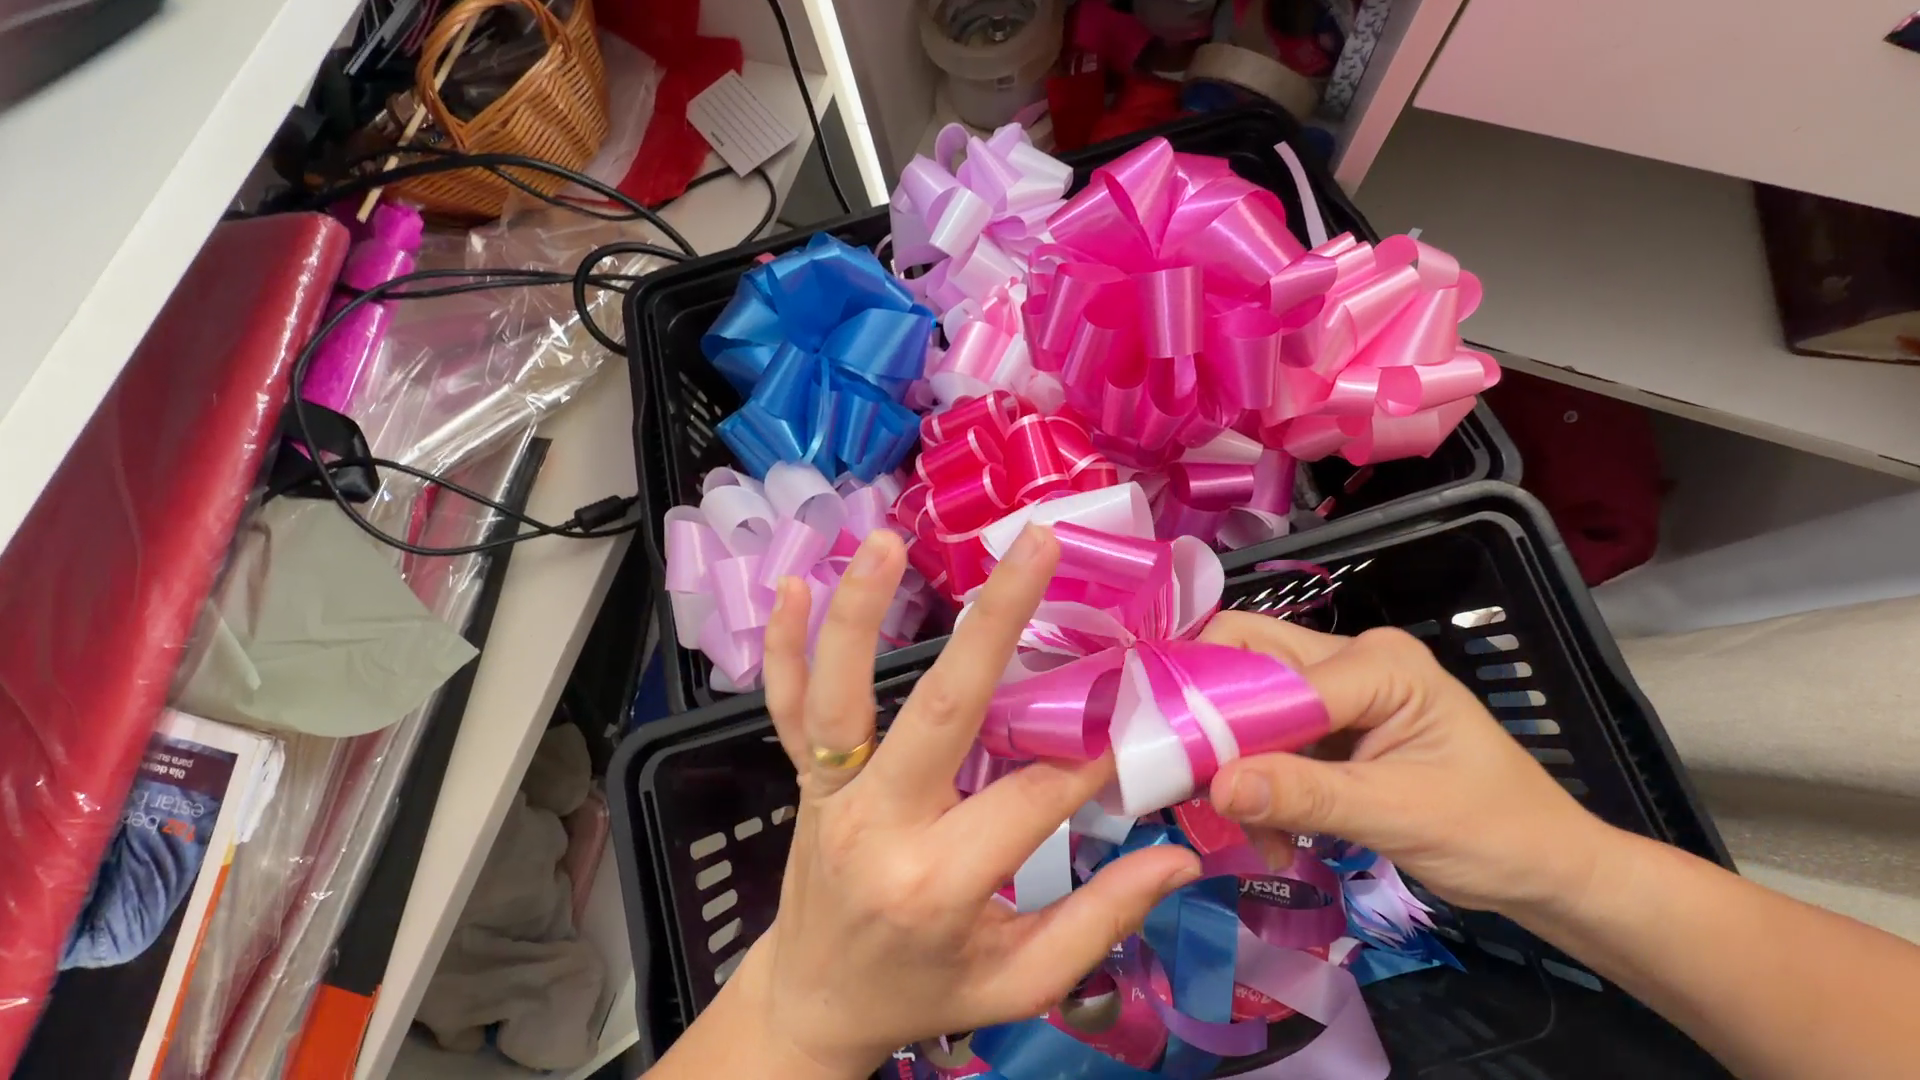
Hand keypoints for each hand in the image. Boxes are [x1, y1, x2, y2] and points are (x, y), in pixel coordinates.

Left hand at [744, 525, 1202, 1076]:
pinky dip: (784, 647)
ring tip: (889, 543)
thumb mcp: (1018, 984)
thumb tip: (1180, 858)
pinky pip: (787, 707)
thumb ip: (1099, 922)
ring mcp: (831, 792)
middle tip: (1039, 544)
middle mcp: (879, 823)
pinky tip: (793, 583)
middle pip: (943, 707)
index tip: (1129, 708)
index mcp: (939, 882)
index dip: (1088, 753)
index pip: (1032, 793)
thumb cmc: (922, 992)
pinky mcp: (805, 778)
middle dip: (998, 621)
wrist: (815, 1003)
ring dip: (863, 612)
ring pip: (842, 692)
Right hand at [1201, 612, 1609, 917]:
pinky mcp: (1328, 724)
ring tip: (1247, 829)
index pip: (1273, 671)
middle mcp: (1349, 659)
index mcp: (1378, 662)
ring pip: (1247, 698)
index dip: (1225, 717)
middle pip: (1245, 656)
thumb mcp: (1398, 815)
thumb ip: (1305, 796)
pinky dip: (1256, 780)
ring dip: (1234, 760)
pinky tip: (1269, 831)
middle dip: (1213, 718)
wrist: (1546, 868)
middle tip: (1195, 777)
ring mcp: (1336, 689)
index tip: (1189, 773)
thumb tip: (1217, 788)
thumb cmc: (1493, 832)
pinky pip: (1265, 734)